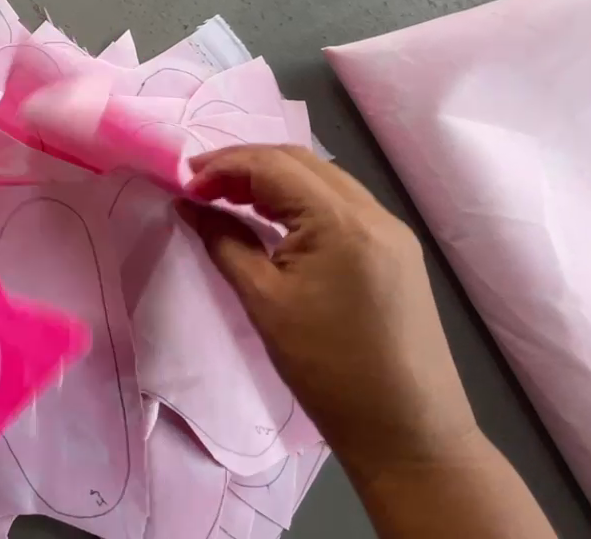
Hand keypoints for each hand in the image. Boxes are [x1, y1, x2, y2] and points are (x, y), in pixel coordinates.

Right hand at [174, 145, 482, 480]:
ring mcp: (390, 232)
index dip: (221, 167)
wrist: (407, 430)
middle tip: (199, 186)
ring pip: (319, 178)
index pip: (271, 165)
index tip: (183, 186)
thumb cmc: (326, 364)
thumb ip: (222, 239)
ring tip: (225, 199)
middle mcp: (373, 215)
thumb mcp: (262, 298)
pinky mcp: (394, 252)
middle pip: (298, 161)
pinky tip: (267, 217)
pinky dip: (295, 197)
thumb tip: (188, 205)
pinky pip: (336, 202)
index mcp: (342, 223)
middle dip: (243, 164)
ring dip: (269, 178)